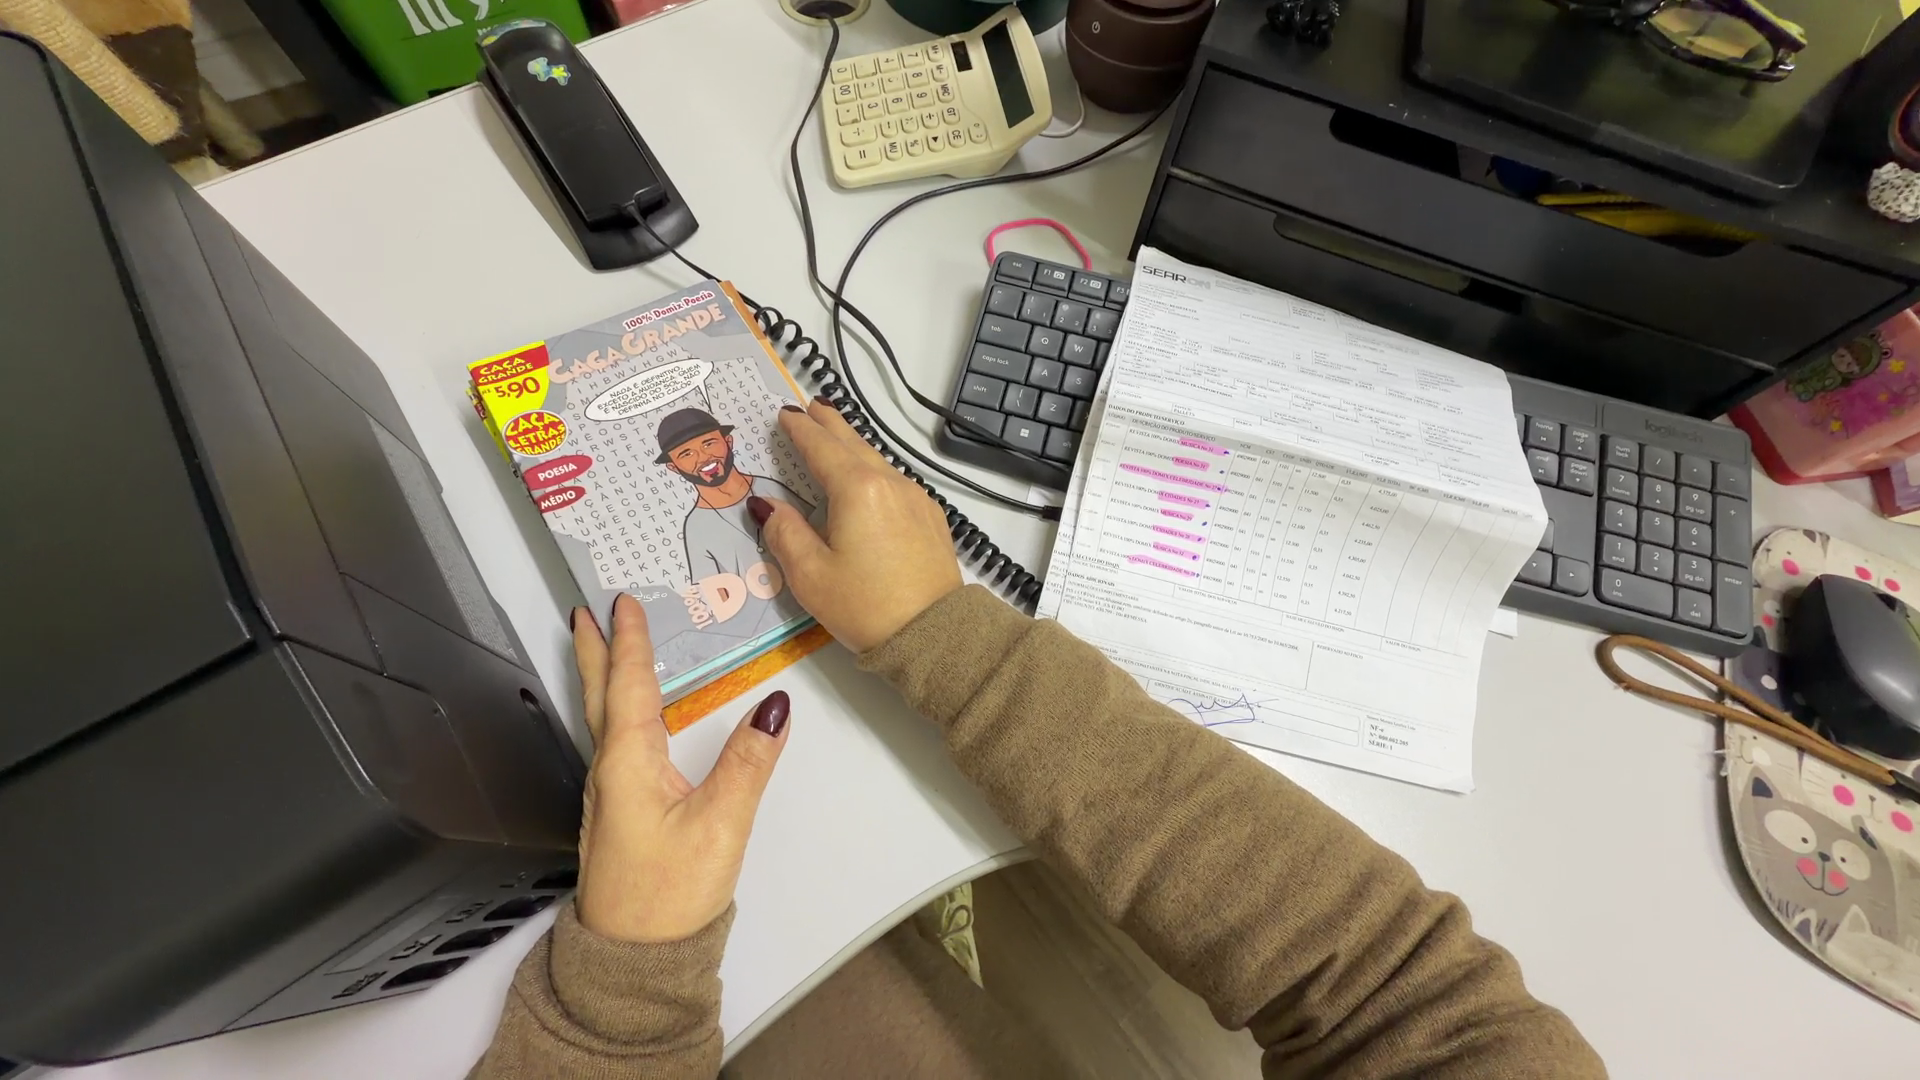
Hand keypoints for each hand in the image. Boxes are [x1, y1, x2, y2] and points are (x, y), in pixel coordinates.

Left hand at [571, 593, 790, 942]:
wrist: (634, 963)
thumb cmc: (670, 893)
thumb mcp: (720, 822)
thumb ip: (749, 760)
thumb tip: (776, 704)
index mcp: (628, 763)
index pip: (629, 686)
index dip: (629, 642)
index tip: (622, 602)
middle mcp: (611, 771)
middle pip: (600, 696)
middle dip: (595, 651)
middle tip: (585, 613)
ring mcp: (611, 793)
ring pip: (603, 718)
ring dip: (603, 676)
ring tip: (605, 648)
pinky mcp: (621, 811)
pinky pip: (616, 741)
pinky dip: (618, 708)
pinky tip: (632, 717)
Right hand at [750, 400, 962, 652]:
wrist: (932, 633)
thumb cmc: (865, 606)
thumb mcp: (810, 575)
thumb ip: (785, 533)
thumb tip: (768, 506)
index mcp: (857, 490)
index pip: (821, 448)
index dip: (801, 429)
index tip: (786, 413)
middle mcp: (890, 484)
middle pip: (854, 444)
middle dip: (830, 425)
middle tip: (811, 407)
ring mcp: (916, 499)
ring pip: (878, 461)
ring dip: (854, 446)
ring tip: (836, 438)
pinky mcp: (931, 518)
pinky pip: (896, 481)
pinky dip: (875, 470)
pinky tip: (869, 479)